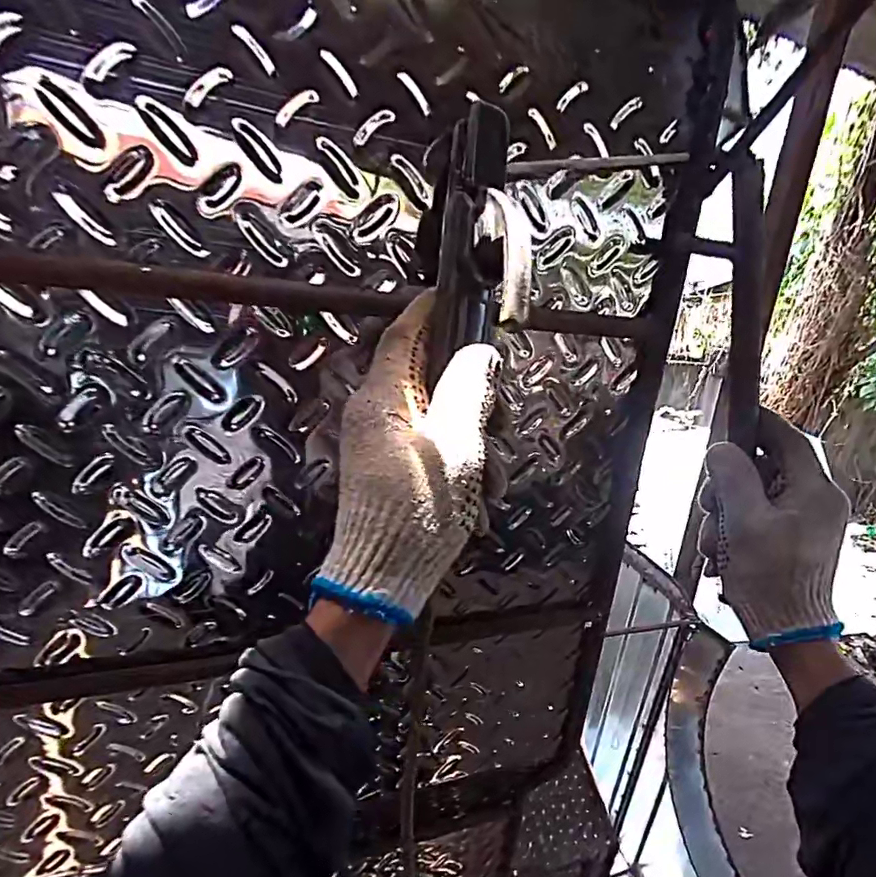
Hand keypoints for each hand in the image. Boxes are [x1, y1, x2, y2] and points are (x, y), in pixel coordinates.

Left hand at [313, 290, 499, 627]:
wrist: (383, 580)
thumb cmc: (416, 510)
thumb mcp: (455, 445)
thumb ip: (469, 391)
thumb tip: (478, 356)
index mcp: (382, 400)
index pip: (402, 336)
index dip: (427, 312)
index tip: (451, 296)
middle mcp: (377, 417)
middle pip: (433, 383)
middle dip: (474, 404)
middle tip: (498, 428)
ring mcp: (384, 447)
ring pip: (441, 423)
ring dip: (475, 448)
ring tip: (489, 486)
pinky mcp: (394, 474)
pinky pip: (435, 455)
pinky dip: (460, 471)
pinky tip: (476, 503)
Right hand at [697, 408, 849, 650]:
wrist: (790, 634)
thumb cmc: (770, 579)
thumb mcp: (744, 523)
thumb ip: (733, 478)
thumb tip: (722, 450)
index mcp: (815, 491)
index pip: (789, 439)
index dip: (760, 425)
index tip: (735, 418)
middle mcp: (818, 502)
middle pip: (765, 472)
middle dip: (729, 489)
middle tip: (708, 508)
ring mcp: (809, 525)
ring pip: (757, 500)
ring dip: (727, 519)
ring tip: (716, 549)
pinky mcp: (797, 544)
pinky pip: (762, 524)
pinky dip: (738, 535)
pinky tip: (724, 559)